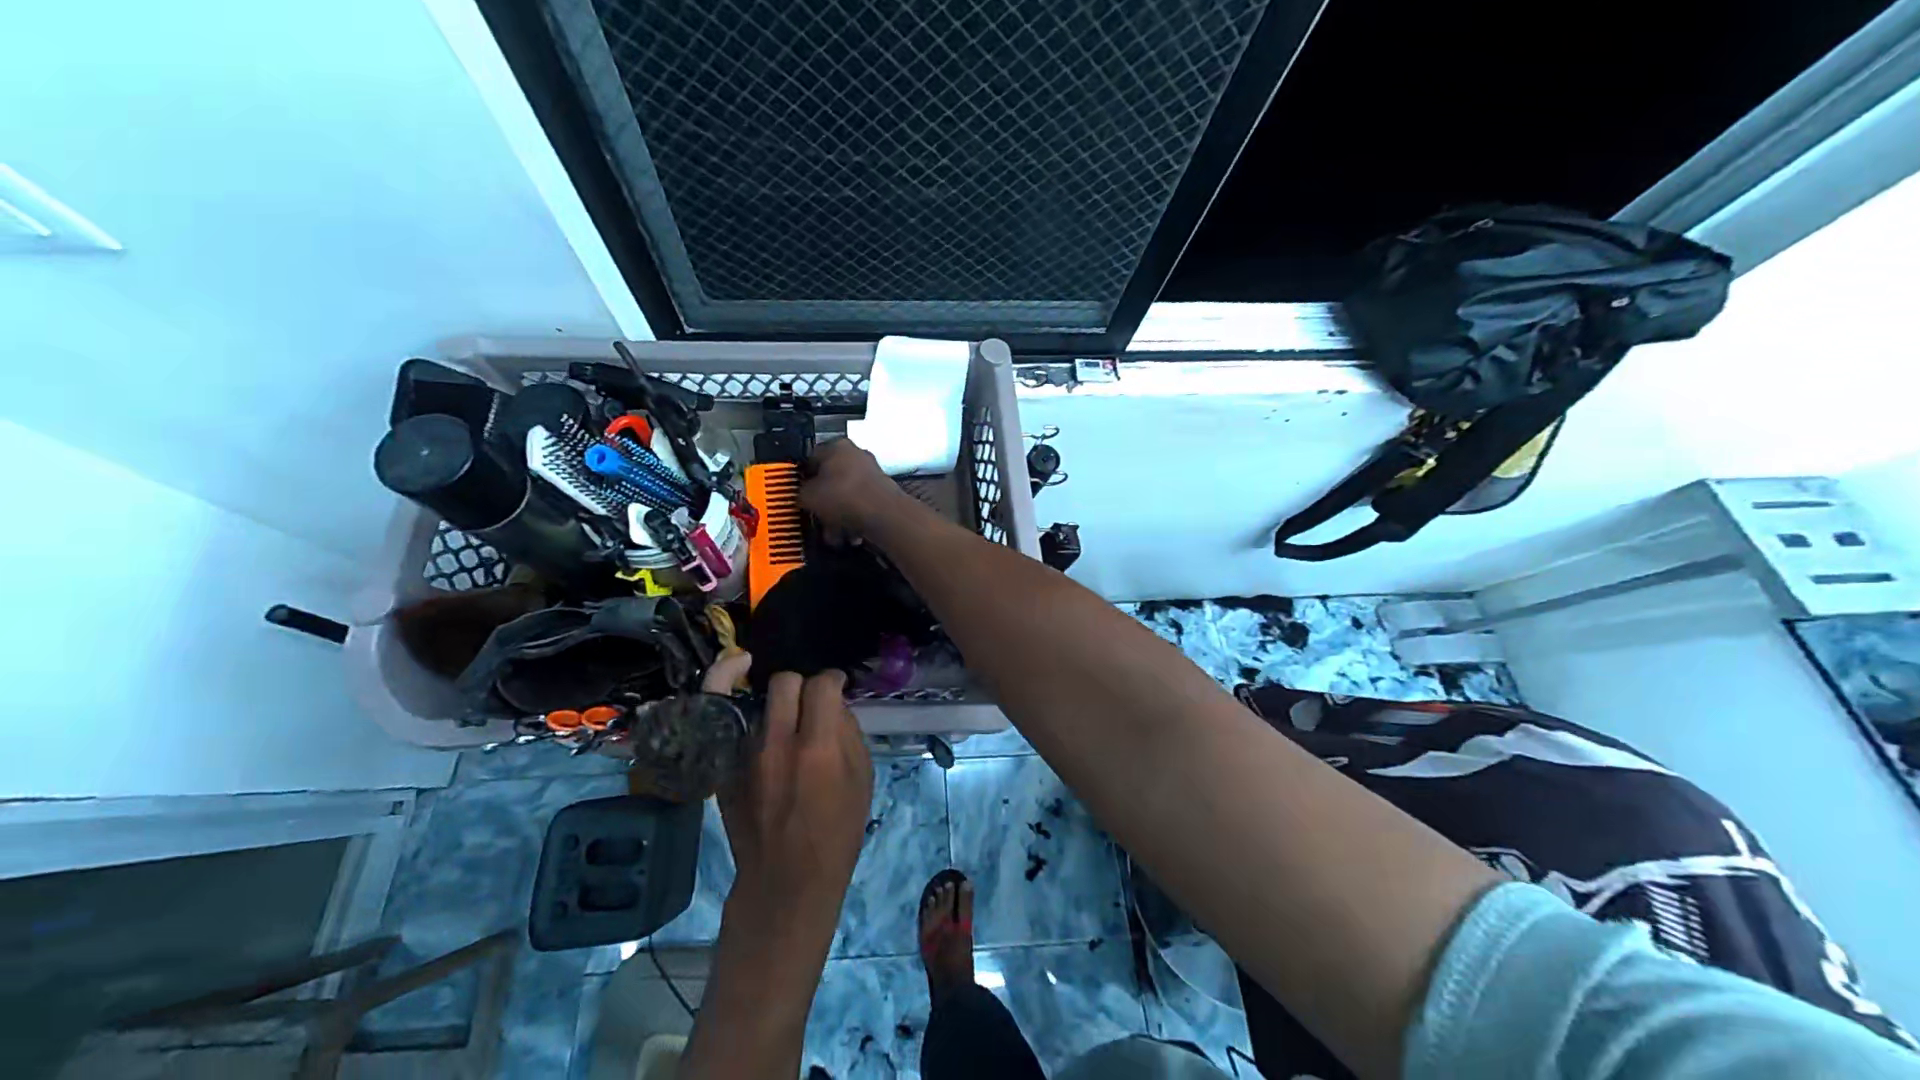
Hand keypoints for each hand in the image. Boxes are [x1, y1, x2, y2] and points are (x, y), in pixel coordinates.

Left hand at [717, 666, 873, 945]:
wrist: (786, 880)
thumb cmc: (836, 834)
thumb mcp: (862, 781)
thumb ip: (848, 734)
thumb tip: (834, 704)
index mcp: (817, 749)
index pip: (821, 685)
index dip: (832, 680)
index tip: (835, 687)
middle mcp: (776, 744)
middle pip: (782, 681)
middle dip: (800, 684)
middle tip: (808, 701)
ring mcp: (744, 755)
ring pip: (757, 703)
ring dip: (776, 707)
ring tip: (788, 724)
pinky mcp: (723, 768)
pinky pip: (737, 728)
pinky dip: (753, 725)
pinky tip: (765, 737)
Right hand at [801, 437, 914, 536]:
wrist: (884, 514)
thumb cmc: (841, 497)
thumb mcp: (808, 496)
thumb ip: (800, 494)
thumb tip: (803, 496)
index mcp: (836, 446)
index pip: (811, 459)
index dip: (801, 479)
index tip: (798, 496)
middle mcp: (856, 454)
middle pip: (830, 480)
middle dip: (823, 504)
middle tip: (816, 519)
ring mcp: (872, 473)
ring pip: (846, 496)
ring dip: (838, 516)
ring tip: (833, 535)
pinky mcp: (884, 492)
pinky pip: (861, 505)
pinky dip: (854, 519)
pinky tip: (850, 537)